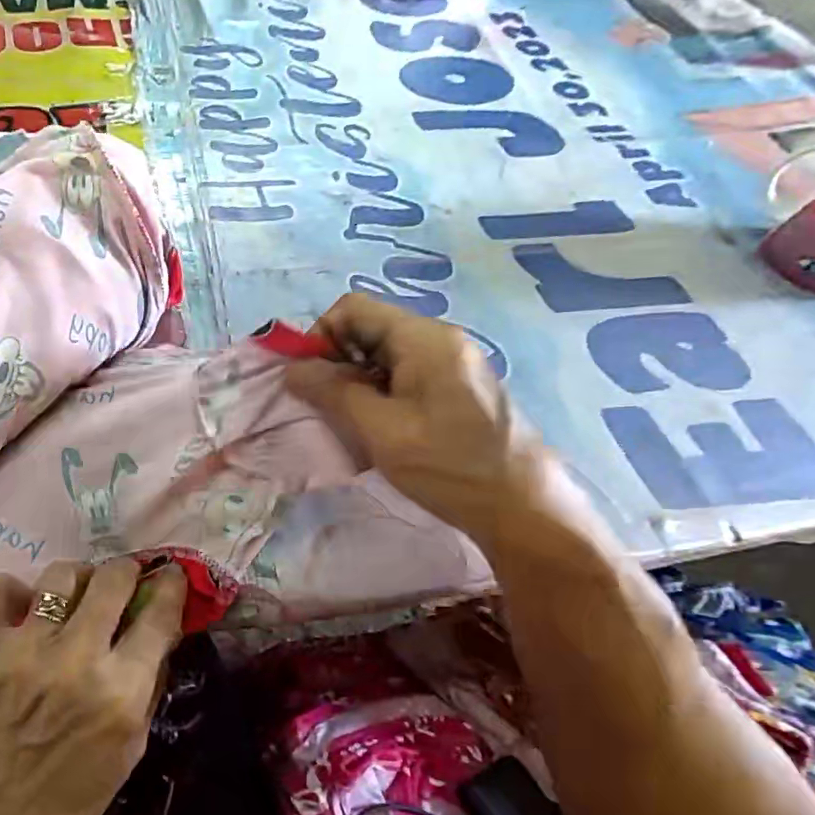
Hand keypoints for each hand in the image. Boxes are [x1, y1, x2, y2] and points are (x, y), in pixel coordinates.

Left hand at [0, 558, 187, 814]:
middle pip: (111, 580)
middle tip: (126, 576)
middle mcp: (75, 660)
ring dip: (78, 577)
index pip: (157, 617)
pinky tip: (25, 604)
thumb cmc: (76, 790)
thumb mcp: (132, 745)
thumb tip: (162, 628)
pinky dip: (13, 589)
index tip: (172, 575)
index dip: (171, 587)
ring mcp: (26, 649)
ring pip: (59, 576)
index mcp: (120, 693)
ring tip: (79, 590)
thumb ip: (149, 682)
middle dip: (127, 570)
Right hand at [282, 294, 586, 546]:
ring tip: (351, 420)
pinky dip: (376, 392)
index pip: (352, 308)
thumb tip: (292, 369)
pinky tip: (377, 426)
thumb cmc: (448, 465)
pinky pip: (400, 373)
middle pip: (367, 328)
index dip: (320, 337)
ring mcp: (450, 362)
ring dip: (353, 380)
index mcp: (423, 339)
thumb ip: (333, 392)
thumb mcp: (380, 430)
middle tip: (326, 405)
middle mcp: (439, 339)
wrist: (522, 506)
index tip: (311, 380)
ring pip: (380, 353)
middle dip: (334, 361)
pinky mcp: (453, 386)